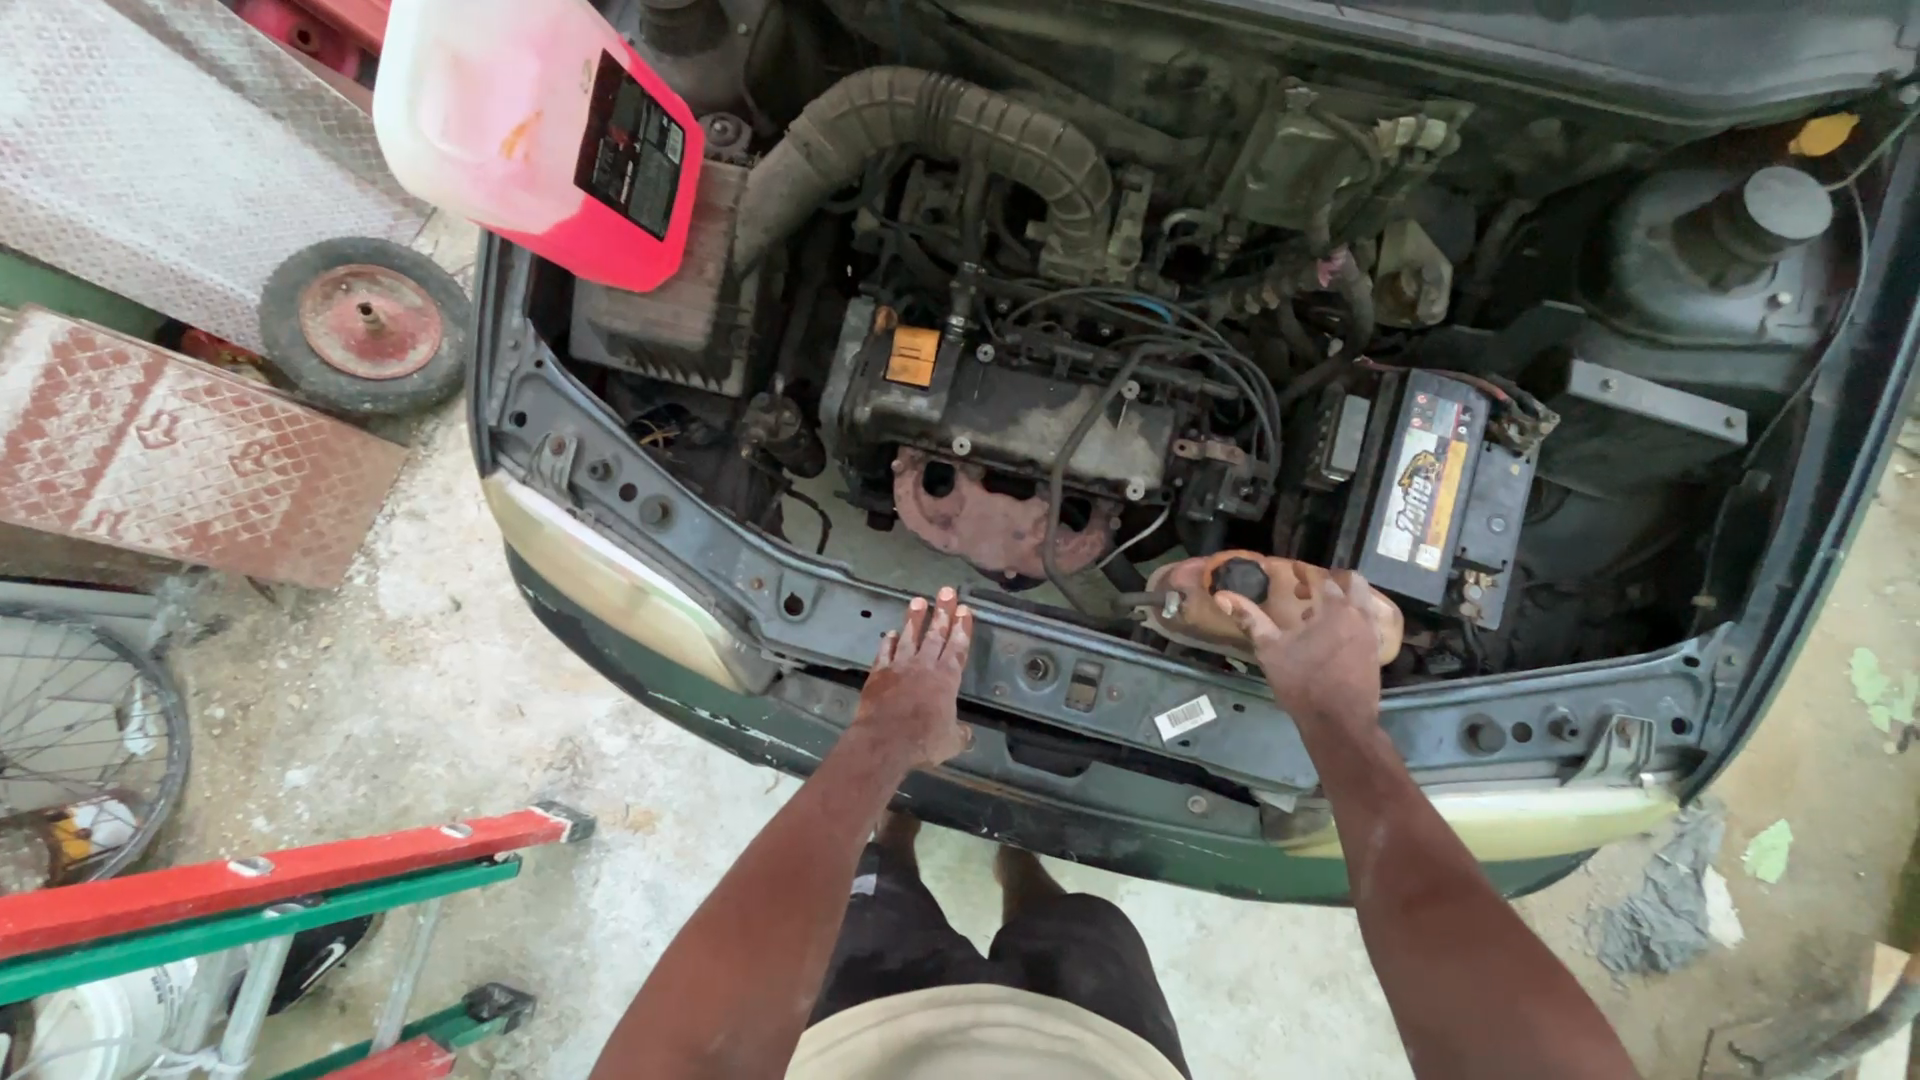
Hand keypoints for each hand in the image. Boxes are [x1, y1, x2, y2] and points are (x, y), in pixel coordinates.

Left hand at [849, 587, 974, 771]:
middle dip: (943, 612)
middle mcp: (924, 666)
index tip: (965, 609)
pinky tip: (890, 633)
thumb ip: (959, 733)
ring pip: (909, 637)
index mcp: (947, 679)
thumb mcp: (951, 742)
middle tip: (946, 591)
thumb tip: (966, 733)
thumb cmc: (923, 741)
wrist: (884, 740)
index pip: (958, 647)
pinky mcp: (879, 673)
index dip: (962, 628)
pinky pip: (885, 652)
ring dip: (915, 619)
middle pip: (936, 634)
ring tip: (918, 601)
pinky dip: (888, 642)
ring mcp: (899, 667)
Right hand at [1215, 573, 1381, 732]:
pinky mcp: (1376, 650)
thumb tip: (1222, 595)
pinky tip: (1332, 635)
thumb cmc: (1301, 683)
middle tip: (1306, 591)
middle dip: (1329, 580)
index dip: (1305, 571)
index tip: (1291, 571)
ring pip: (1364, 600)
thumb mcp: (1269, 649)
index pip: (1322, 577)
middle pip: (1352, 582)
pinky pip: (1369, 620)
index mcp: (1333, 610)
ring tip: (1317, 614)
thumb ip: (1249, 618)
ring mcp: (1371, 633)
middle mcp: (1358, 615)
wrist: (1339, 721)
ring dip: (1342, 597)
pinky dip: (1352, 616)